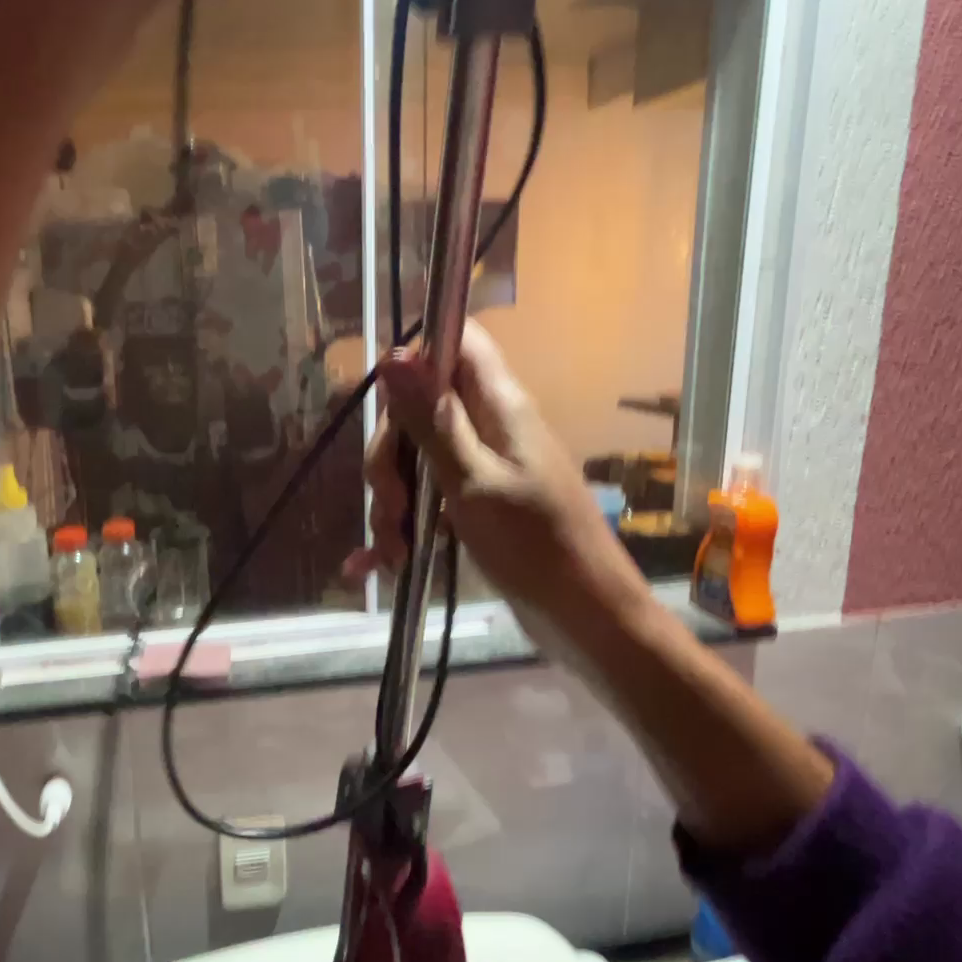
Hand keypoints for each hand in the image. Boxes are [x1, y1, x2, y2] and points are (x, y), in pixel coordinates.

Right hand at [348, 322, 654, 640]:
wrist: (585, 618)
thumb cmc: (535, 548)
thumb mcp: (473, 483)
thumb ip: (432, 421)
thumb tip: (394, 354)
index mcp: (499, 407)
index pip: (456, 343)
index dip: (416, 360)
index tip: (388, 408)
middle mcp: (490, 427)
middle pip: (419, 410)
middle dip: (390, 458)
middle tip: (391, 505)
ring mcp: (482, 467)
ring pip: (416, 460)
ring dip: (392, 503)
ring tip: (393, 552)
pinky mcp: (476, 504)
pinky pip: (426, 499)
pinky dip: (401, 527)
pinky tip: (375, 564)